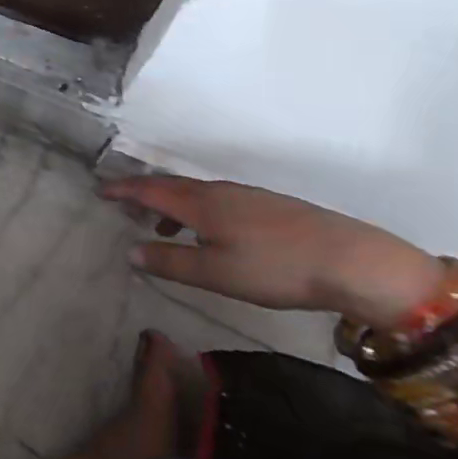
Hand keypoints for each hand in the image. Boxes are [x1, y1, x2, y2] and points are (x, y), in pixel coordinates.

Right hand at [98, 175, 446, 327]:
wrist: (357, 262)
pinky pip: (217, 200)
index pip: (148, 189)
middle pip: (170, 185)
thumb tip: (130, 251)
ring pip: (196, 193)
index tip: (100, 190)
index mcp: (199, 203)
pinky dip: (197, 210)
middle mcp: (218, 191)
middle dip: (144, 194)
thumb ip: (169, 262)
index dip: (122, 189)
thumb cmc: (276, 267)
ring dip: (172, 205)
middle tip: (125, 207)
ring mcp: (247, 196)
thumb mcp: (215, 273)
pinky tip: (211, 234)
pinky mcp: (271, 207)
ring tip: (163, 228)